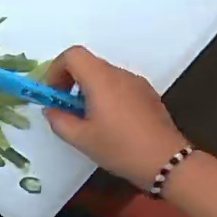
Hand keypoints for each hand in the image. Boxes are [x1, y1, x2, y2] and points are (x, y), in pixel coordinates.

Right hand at [42, 46, 191, 188]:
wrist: (166, 161)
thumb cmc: (120, 148)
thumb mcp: (81, 139)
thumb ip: (59, 120)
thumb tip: (51, 110)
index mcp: (101, 79)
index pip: (73, 55)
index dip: (55, 70)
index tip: (52, 94)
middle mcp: (120, 74)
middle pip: (88, 63)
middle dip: (69, 81)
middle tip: (63, 107)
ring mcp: (136, 83)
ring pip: (103, 75)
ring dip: (87, 89)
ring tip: (85, 118)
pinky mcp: (147, 94)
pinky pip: (119, 85)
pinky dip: (105, 95)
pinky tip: (107, 122)